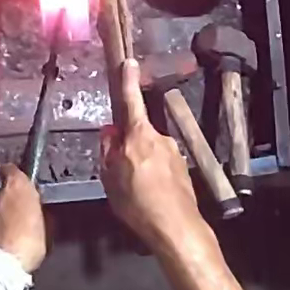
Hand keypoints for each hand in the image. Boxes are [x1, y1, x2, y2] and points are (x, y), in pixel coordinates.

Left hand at [0, 164, 47, 271]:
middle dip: (11, 198)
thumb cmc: (29, 237)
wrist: (1, 264)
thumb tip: (31, 198)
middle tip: (24, 209)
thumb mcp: (43, 218)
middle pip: (3, 191)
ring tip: (17, 227)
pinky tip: (8, 240)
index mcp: (14, 186)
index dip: (16, 173)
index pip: (11, 170)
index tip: (21, 179)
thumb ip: (35, 204)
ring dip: (4, 215)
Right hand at [101, 60, 218, 263]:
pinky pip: (160, 164)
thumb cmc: (138, 203)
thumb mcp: (110, 178)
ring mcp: (173, 152)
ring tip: (133, 191)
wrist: (176, 227)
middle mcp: (160, 138)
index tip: (129, 62)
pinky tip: (148, 195)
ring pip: (149, 150)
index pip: (131, 101)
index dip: (128, 80)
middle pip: (138, 132)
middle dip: (127, 145)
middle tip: (117, 171)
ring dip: (140, 163)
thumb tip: (109, 132)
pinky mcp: (182, 167)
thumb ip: (107, 151)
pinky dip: (152, 174)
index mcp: (139, 136)